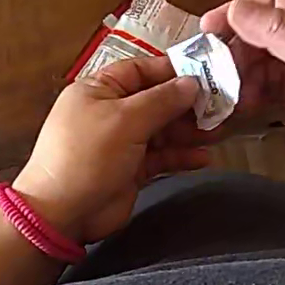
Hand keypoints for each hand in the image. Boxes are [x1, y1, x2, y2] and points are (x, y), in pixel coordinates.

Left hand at [13, 57, 211, 242]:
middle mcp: (111, 113)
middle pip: (157, 101)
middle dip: (188, 105)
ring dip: (190, 132)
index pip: (141, 71)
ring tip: (218, 133)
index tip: (205, 74)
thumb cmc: (87, 157)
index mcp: (99, 90)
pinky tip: (203, 157)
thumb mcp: (126, 120)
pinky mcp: (132, 169)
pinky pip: (162, 157)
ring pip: (163, 130)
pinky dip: (182, 156)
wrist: (63, 213)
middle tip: (221, 107)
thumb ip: (163, 100)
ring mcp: (122, 143)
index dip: (172, 72)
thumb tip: (192, 83)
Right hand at [202, 0, 284, 165]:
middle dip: (236, 50)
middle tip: (211, 69)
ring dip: (242, 76)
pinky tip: (240, 105)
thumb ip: (276, 29)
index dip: (238, 13)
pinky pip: (271, 92)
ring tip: (224, 91)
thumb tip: (236, 8)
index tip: (207, 28)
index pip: (272, 3)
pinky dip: (253, 96)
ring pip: (264, 65)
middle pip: (264, 35)